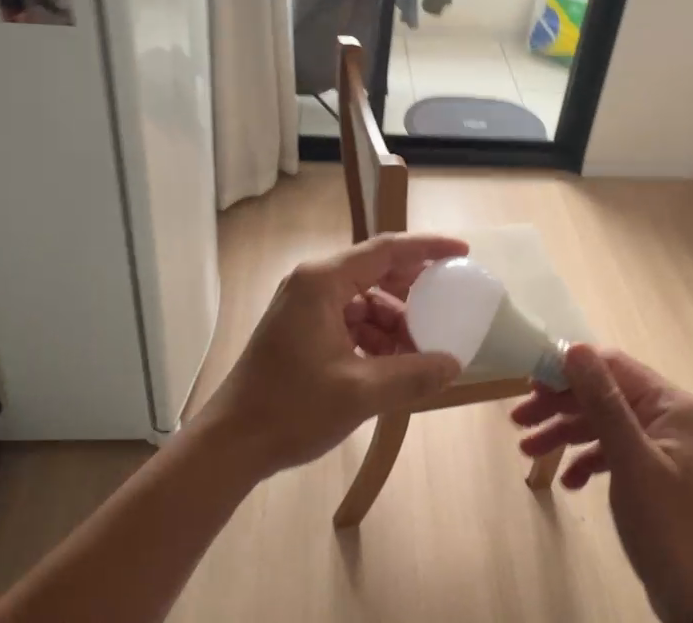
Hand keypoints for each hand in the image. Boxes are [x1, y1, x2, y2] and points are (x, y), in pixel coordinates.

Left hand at [193, 234, 465, 478]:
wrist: (230, 444)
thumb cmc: (291, 409)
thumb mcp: (360, 393)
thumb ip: (412, 374)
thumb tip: (453, 364)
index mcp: (322, 282)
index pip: (385, 250)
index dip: (427, 248)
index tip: (462, 251)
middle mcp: (312, 284)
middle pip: (375, 272)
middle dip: (413, 292)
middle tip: (448, 306)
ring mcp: (304, 307)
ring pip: (364, 301)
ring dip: (394, 322)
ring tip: (421, 351)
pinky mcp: (301, 331)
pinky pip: (349, 321)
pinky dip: (374, 338)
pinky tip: (393, 366)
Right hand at [512, 345, 692, 622]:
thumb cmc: (670, 525)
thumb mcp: (632, 461)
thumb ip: (603, 402)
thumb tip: (575, 348)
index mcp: (671, 405)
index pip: (613, 367)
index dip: (570, 369)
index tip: (529, 382)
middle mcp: (668, 417)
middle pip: (604, 395)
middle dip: (560, 405)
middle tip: (518, 419)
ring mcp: (661, 447)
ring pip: (603, 425)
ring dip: (565, 434)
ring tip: (526, 450)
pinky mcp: (653, 475)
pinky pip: (612, 453)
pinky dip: (586, 461)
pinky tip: (566, 480)